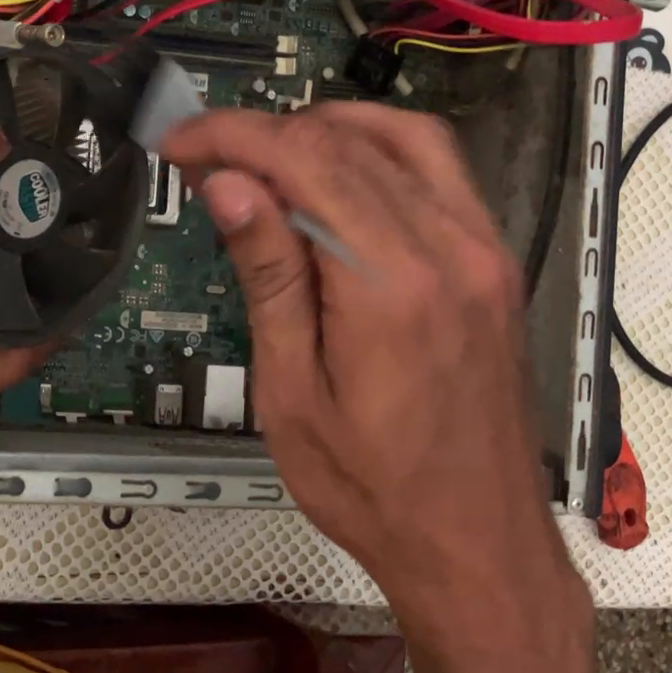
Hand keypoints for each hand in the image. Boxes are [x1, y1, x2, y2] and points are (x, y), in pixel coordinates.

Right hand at [164, 103, 609, 672]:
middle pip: (346, 142)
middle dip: (263, 134)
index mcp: (390, 286)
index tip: (179, 142)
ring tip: (262, 159)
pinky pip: (437, 168)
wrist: (477, 543)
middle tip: (205, 160)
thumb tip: (229, 184)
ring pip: (399, 137)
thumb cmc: (370, 487)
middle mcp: (449, 248)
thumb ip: (268, 275)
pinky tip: (334, 174)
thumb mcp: (292, 391)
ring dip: (321, 129)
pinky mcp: (492, 260)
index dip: (231, 136)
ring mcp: (483, 249)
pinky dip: (376, 148)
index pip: (303, 162)